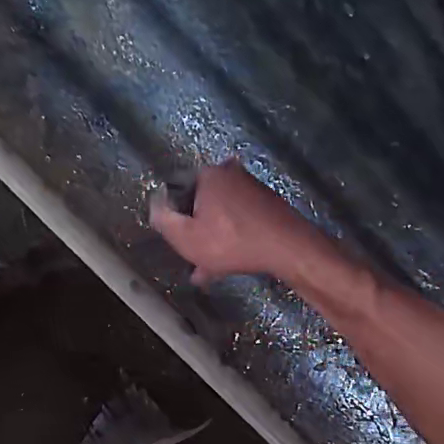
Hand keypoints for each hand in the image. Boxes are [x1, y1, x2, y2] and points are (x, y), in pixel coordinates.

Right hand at [148, 157, 330, 285]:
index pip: (176, 191)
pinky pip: (239, 222)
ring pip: (220, 215)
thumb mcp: (185, 237)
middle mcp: (230, 173)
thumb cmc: (232, 242)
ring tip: (206, 269)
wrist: (288, 248)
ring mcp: (252, 188)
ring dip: (212, 239)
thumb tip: (155, 205)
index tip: (175, 239)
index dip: (171, 217)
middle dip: (195, 231)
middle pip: (200, 203)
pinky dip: (230, 239)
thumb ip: (163, 220)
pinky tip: (225, 265)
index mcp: (208, 175)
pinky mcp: (267, 205)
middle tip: (191, 256)